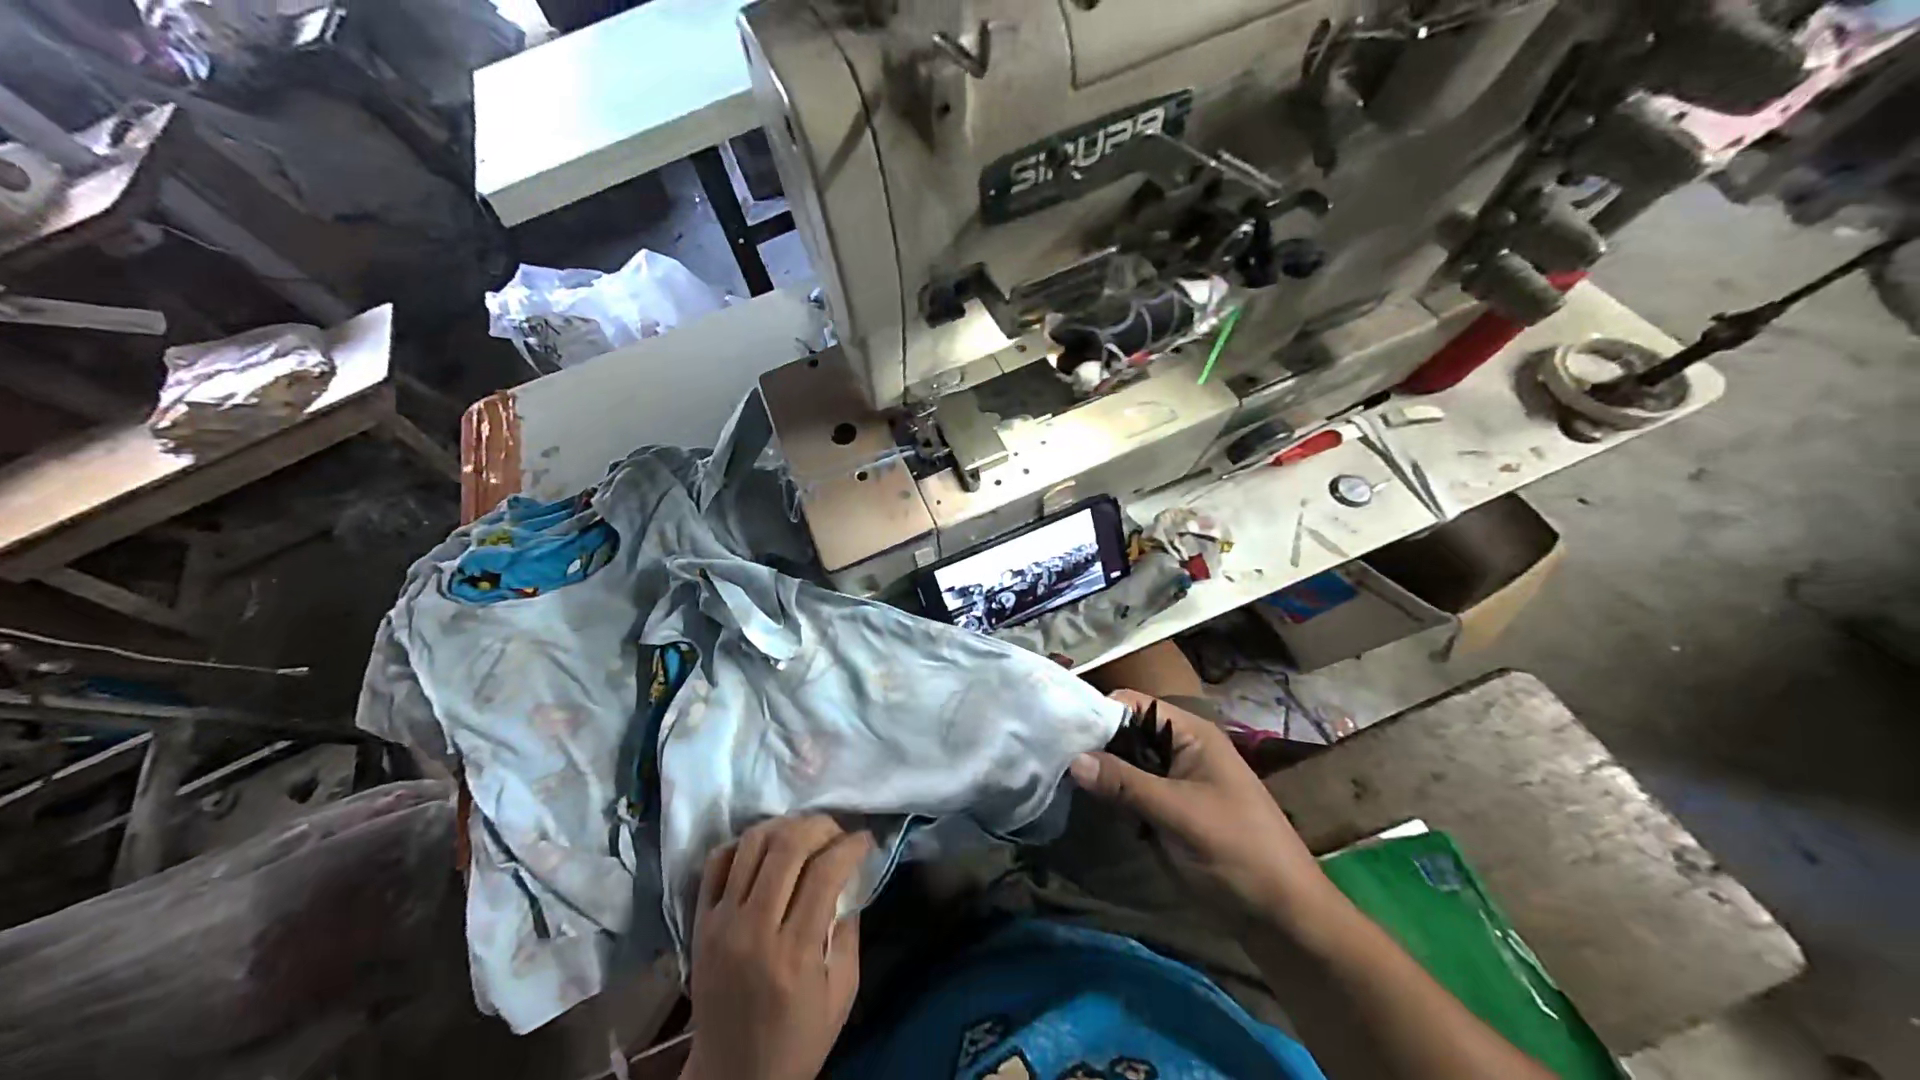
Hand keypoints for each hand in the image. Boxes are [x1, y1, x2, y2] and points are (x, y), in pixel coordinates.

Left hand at [680, 815, 871, 1079]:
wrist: (731, 1077)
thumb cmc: (796, 1040)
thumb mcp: (842, 993)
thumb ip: (848, 931)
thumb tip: (850, 877)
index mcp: (794, 953)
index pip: (824, 872)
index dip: (851, 846)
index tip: (865, 841)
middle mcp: (753, 929)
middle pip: (788, 846)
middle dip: (821, 825)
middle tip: (838, 831)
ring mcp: (720, 922)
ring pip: (751, 843)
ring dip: (785, 826)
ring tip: (805, 833)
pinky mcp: (699, 922)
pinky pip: (716, 861)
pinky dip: (743, 843)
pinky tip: (766, 849)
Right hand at [1069, 690, 1342, 931]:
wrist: (1282, 917)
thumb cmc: (1239, 852)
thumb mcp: (1180, 814)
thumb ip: (1126, 783)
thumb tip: (1073, 759)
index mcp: (1190, 734)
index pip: (1132, 704)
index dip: (1097, 712)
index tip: (1057, 729)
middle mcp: (1179, 749)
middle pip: (1124, 731)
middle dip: (1091, 742)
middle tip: (1049, 755)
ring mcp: (1172, 781)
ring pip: (1123, 762)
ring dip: (1097, 770)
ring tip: (1055, 775)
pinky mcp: (1165, 810)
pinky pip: (1128, 791)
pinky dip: (1108, 794)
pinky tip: (1080, 800)